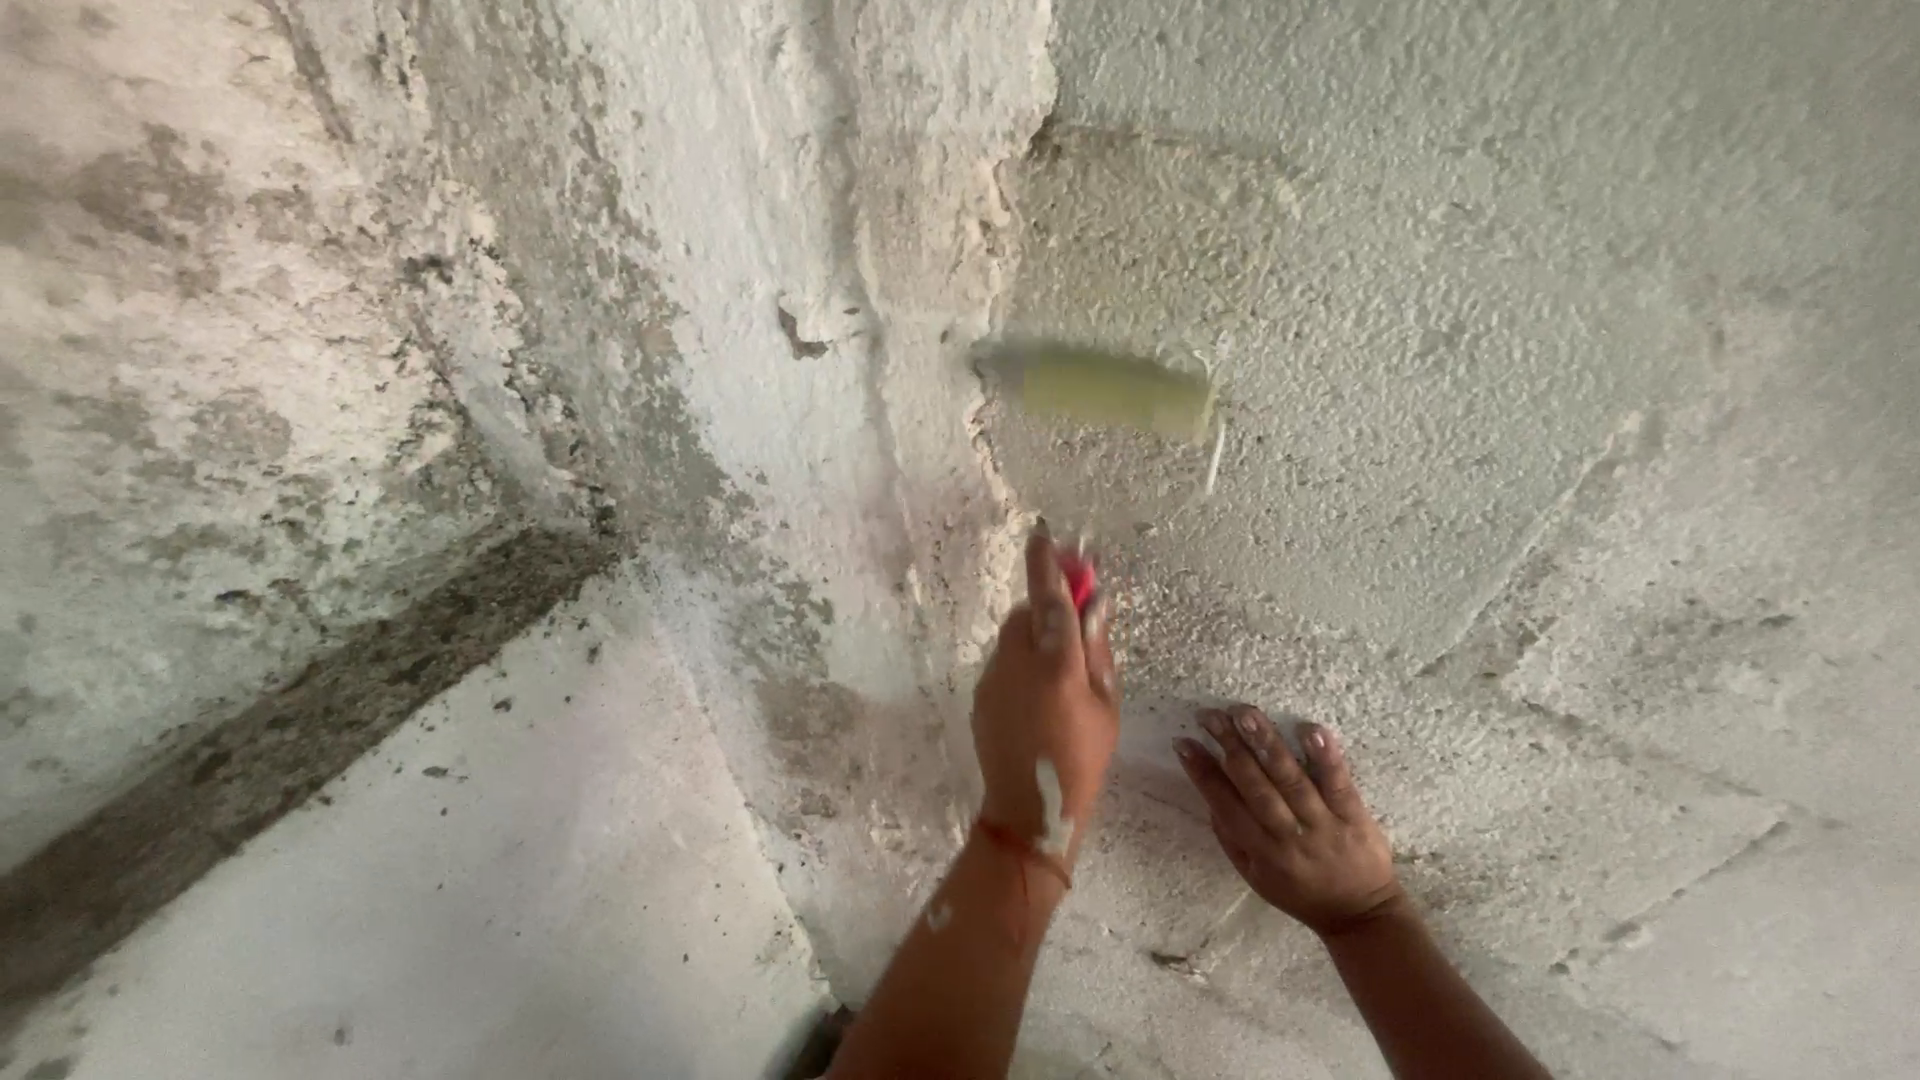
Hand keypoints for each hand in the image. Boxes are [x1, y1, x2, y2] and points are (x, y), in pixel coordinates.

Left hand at [972, 525, 1119, 866]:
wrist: (1030, 809)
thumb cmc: (1082, 760)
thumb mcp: (1106, 706)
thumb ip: (1098, 650)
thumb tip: (1095, 604)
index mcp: (1057, 664)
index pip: (1051, 600)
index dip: (1047, 565)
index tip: (1044, 534)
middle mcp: (1018, 662)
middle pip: (1027, 613)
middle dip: (1047, 607)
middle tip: (1072, 623)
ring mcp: (994, 677)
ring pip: (1013, 637)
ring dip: (1035, 636)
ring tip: (1059, 672)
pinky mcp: (981, 693)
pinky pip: (1004, 662)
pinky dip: (1022, 662)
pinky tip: (1038, 696)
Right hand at [1175, 704, 1404, 936]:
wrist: (1363, 916)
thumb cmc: (1300, 894)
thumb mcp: (1254, 876)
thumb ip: (1230, 838)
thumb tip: (1208, 795)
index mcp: (1260, 851)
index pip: (1224, 804)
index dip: (1201, 771)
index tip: (1183, 742)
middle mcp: (1287, 835)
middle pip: (1253, 784)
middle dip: (1229, 746)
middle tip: (1209, 715)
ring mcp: (1322, 824)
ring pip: (1289, 779)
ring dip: (1266, 743)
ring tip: (1245, 714)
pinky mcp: (1354, 816)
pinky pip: (1337, 783)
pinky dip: (1324, 756)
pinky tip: (1310, 729)